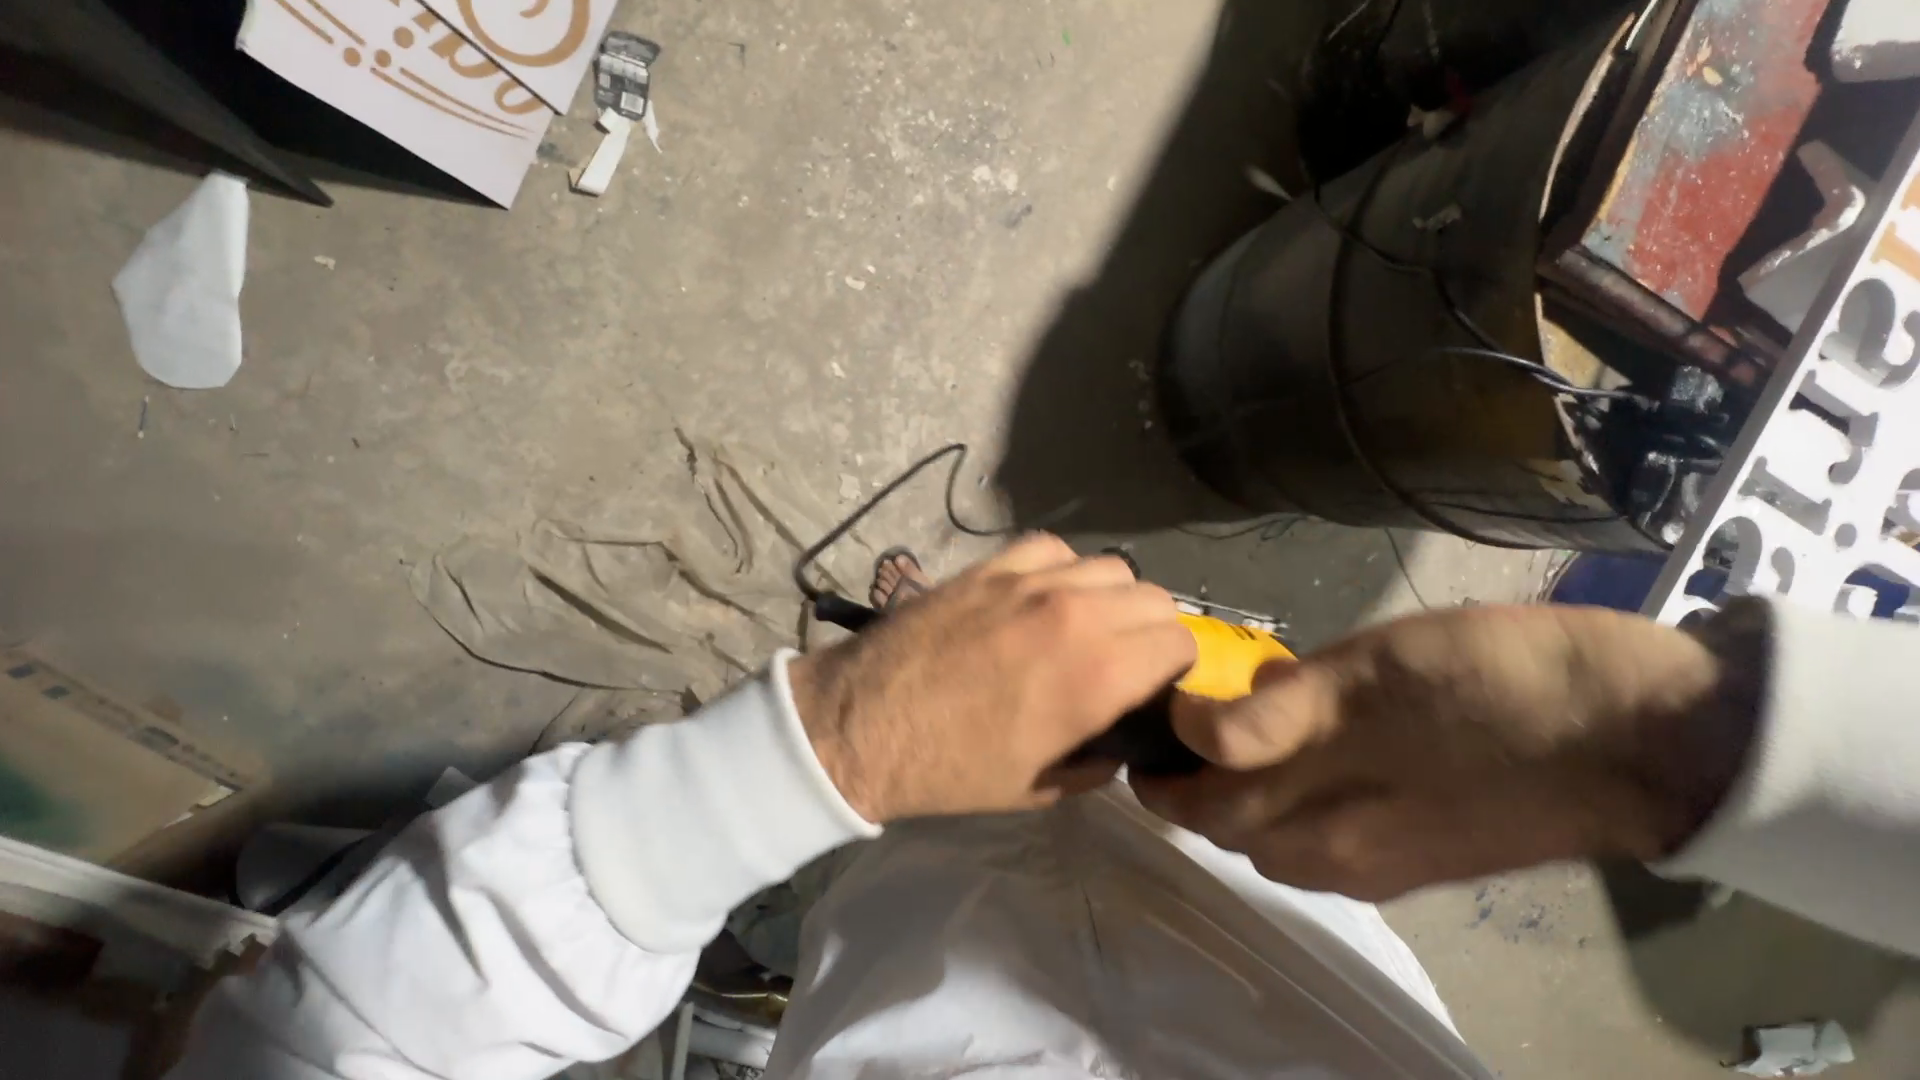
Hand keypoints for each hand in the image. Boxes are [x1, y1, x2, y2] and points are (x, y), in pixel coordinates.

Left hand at [788, 534, 1196, 822]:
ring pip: (1111, 567)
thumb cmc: (950, 768)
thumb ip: (1098, 761)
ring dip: (1113, 596)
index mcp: (1096, 676)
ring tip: (1086, 623)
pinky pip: (1053, 547)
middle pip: (1155, 597)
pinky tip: (1044, 594)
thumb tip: (1118, 739)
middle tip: (1125, 658)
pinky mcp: (991, 566)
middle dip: (1152, 630)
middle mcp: (1075, 615)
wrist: (860, 725)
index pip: (1179, 642)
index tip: (1155, 685)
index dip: (1176, 667)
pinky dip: (1062, 568)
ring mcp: (1030, 582)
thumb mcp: (1039, 788)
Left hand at [1131, 601, 1766, 900]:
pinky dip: (1291, 801)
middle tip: (1179, 724)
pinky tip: (1303, 752)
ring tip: (1231, 734)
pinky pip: (1326, 838)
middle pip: (1233, 830)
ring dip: (1241, 794)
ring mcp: (1383, 861)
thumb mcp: (1359, 678)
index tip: (1143, 726)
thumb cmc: (1483, 687)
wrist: (1635, 729)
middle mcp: (1337, 859)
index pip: (1200, 812)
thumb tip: (1189, 723)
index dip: (1159, 774)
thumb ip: (1267, 714)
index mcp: (1314, 825)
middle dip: (1193, 785)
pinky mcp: (1422, 852)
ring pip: (1277, 837)